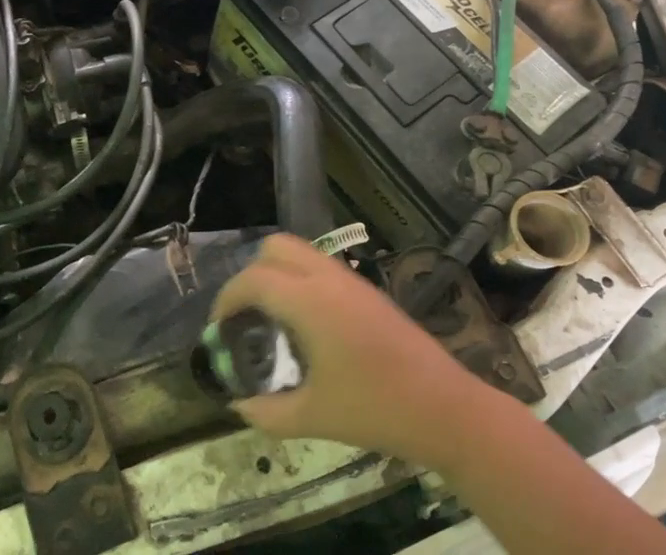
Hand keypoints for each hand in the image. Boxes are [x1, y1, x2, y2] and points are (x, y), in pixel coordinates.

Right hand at [209, 234, 497, 471]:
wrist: (446, 409)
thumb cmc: (376, 410)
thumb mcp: (313, 417)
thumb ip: (267, 412)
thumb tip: (239, 405)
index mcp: (310, 302)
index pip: (253, 280)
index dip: (227, 300)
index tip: (218, 330)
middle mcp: (329, 279)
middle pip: (275, 247)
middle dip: (251, 274)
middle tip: (245, 316)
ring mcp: (353, 281)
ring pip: (301, 252)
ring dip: (277, 274)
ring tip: (271, 320)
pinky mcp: (369, 292)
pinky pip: (322, 268)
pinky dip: (301, 282)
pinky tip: (306, 327)